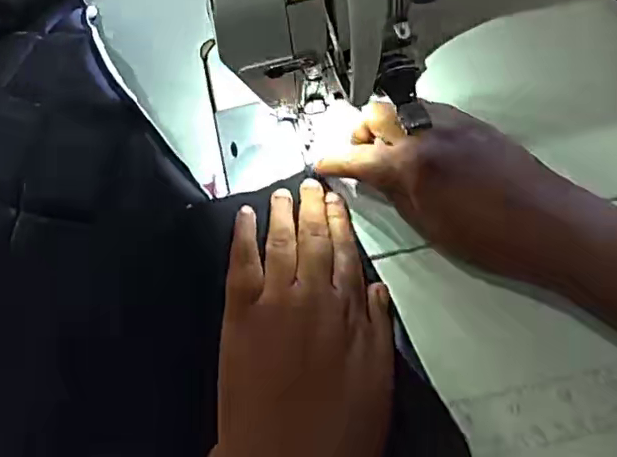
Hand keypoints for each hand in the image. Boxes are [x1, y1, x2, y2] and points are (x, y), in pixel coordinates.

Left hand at [215, 179, 393, 456]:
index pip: (345, 254)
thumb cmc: (336, 431)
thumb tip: (375, 288)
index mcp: (345, 313)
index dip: (341, 225)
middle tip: (311, 184)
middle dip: (313, 208)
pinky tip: (245, 215)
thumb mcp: (375, 383)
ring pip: (280, 241)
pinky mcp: (240, 309)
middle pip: (313, 239)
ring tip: (283, 193)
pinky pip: (242, 259)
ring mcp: (273, 299)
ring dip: (281, 212)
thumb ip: (376, 330)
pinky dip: (244, 233)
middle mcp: (311, 296)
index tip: (337, 202)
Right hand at [315, 100, 608, 285]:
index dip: (333, 162)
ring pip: (398, 107)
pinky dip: (414, 121)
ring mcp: (447, 122)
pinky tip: (423, 144)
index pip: (356, 157)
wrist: (554, 227)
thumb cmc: (500, 238)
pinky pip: (426, 109)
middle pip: (372, 115)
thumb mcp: (432, 227)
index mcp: (411, 166)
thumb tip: (374, 181)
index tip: (322, 163)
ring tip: (392, 149)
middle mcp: (425, 134)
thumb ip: (395, 196)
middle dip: (359, 134)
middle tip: (359, 154)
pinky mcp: (468, 119)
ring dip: (386, 124)